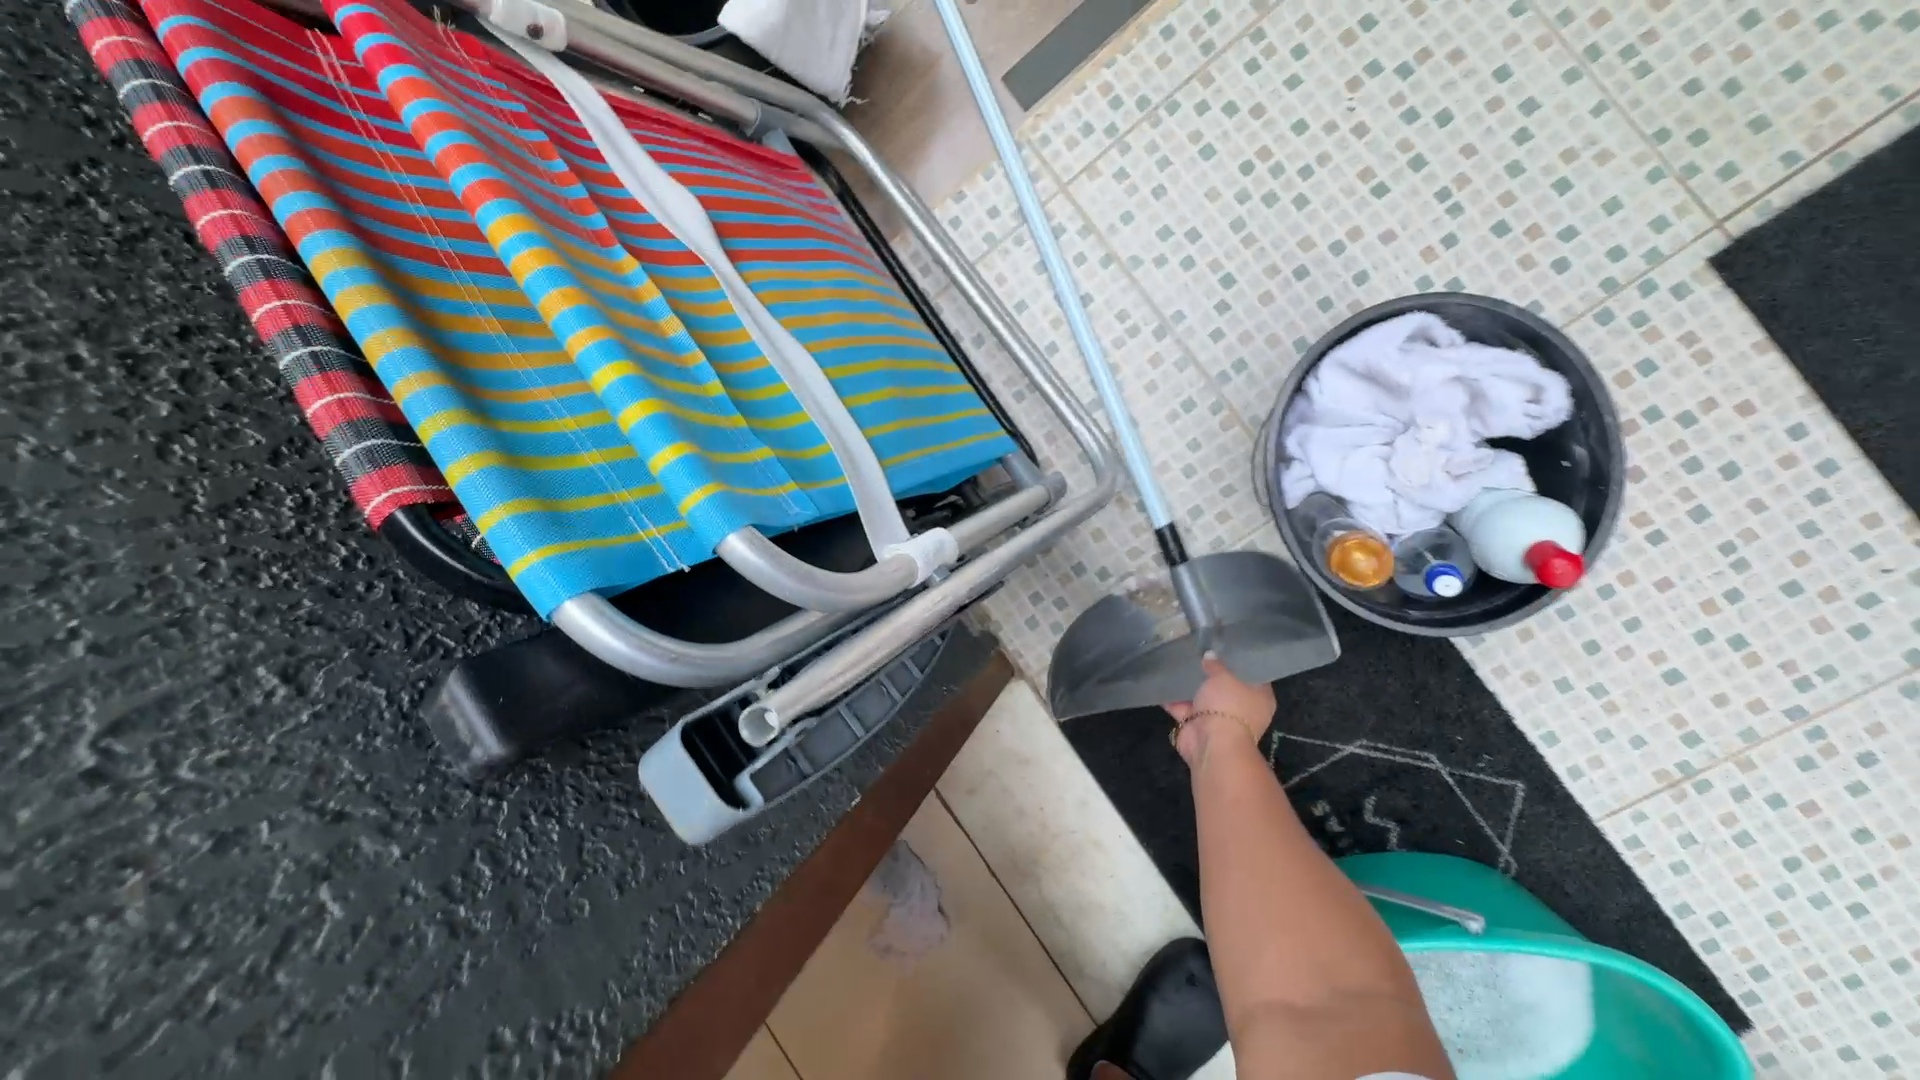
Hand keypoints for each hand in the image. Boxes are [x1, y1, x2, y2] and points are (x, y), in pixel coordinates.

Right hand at [1165, 654, 1275, 766]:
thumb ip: (1216, 665)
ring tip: (1178, 663)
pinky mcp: (1197, 727)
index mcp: (1260, 697)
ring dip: (1191, 687)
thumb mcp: (1224, 677)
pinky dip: (1173, 699)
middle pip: (1226, 687)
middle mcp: (1242, 709)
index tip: (1226, 648)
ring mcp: (1218, 720)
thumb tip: (1209, 655)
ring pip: (1204, 698)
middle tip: (1199, 653)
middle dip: (1213, 674)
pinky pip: (1184, 709)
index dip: (1241, 662)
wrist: (1211, 743)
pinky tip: (1162, 682)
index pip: (1253, 675)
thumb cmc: (1229, 705)